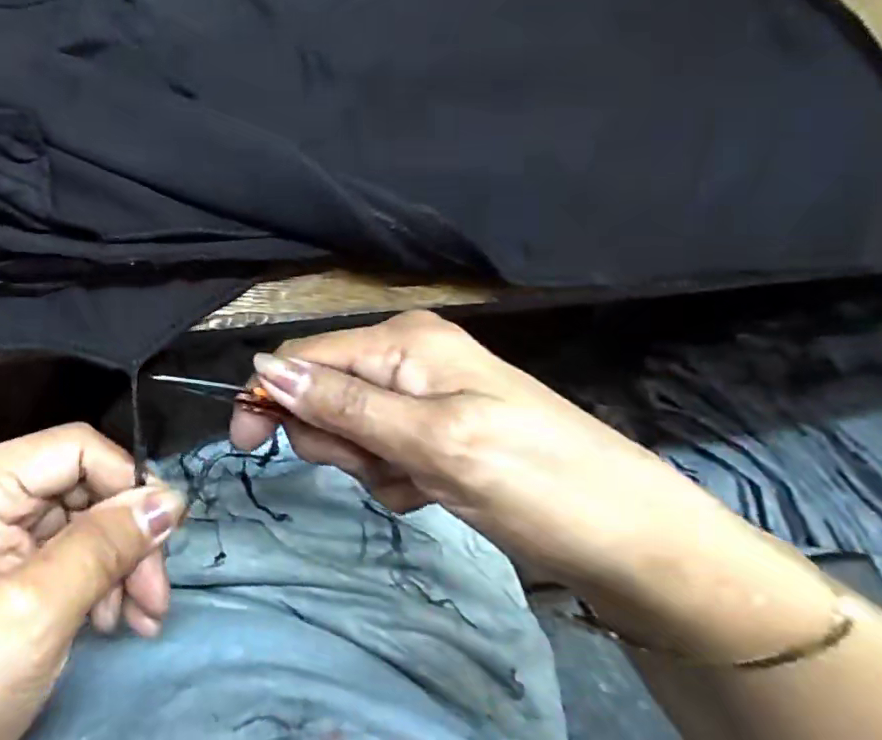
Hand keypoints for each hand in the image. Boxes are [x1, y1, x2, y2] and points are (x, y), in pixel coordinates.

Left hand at [0, 424, 186, 739]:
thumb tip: (173, 499)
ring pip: (92, 515)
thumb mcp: (40, 608)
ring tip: (141, 617)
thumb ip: (105, 546)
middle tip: (155, 595)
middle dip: (128, 536)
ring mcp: (5, 519)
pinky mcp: (18, 553)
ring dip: (125, 563)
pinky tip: (117, 619)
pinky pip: (80, 545)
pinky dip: (107, 578)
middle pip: (88, 484)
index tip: (163, 534)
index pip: (74, 448)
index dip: (125, 483)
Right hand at [230, 310, 759, 599]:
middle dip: (336, 437)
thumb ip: (346, 404)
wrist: (634, 541)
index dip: (270, 396)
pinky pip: (382, 451)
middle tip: (383, 468)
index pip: (307, 357)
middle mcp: (408, 356)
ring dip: (368, 463)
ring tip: (420, 483)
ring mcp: (424, 395)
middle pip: (324, 391)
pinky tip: (433, 492)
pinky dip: (394, 477)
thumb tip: (262, 369)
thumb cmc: (537, 480)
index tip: (246, 447)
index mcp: (404, 341)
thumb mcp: (434, 442)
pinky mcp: (437, 433)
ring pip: (350, 428)